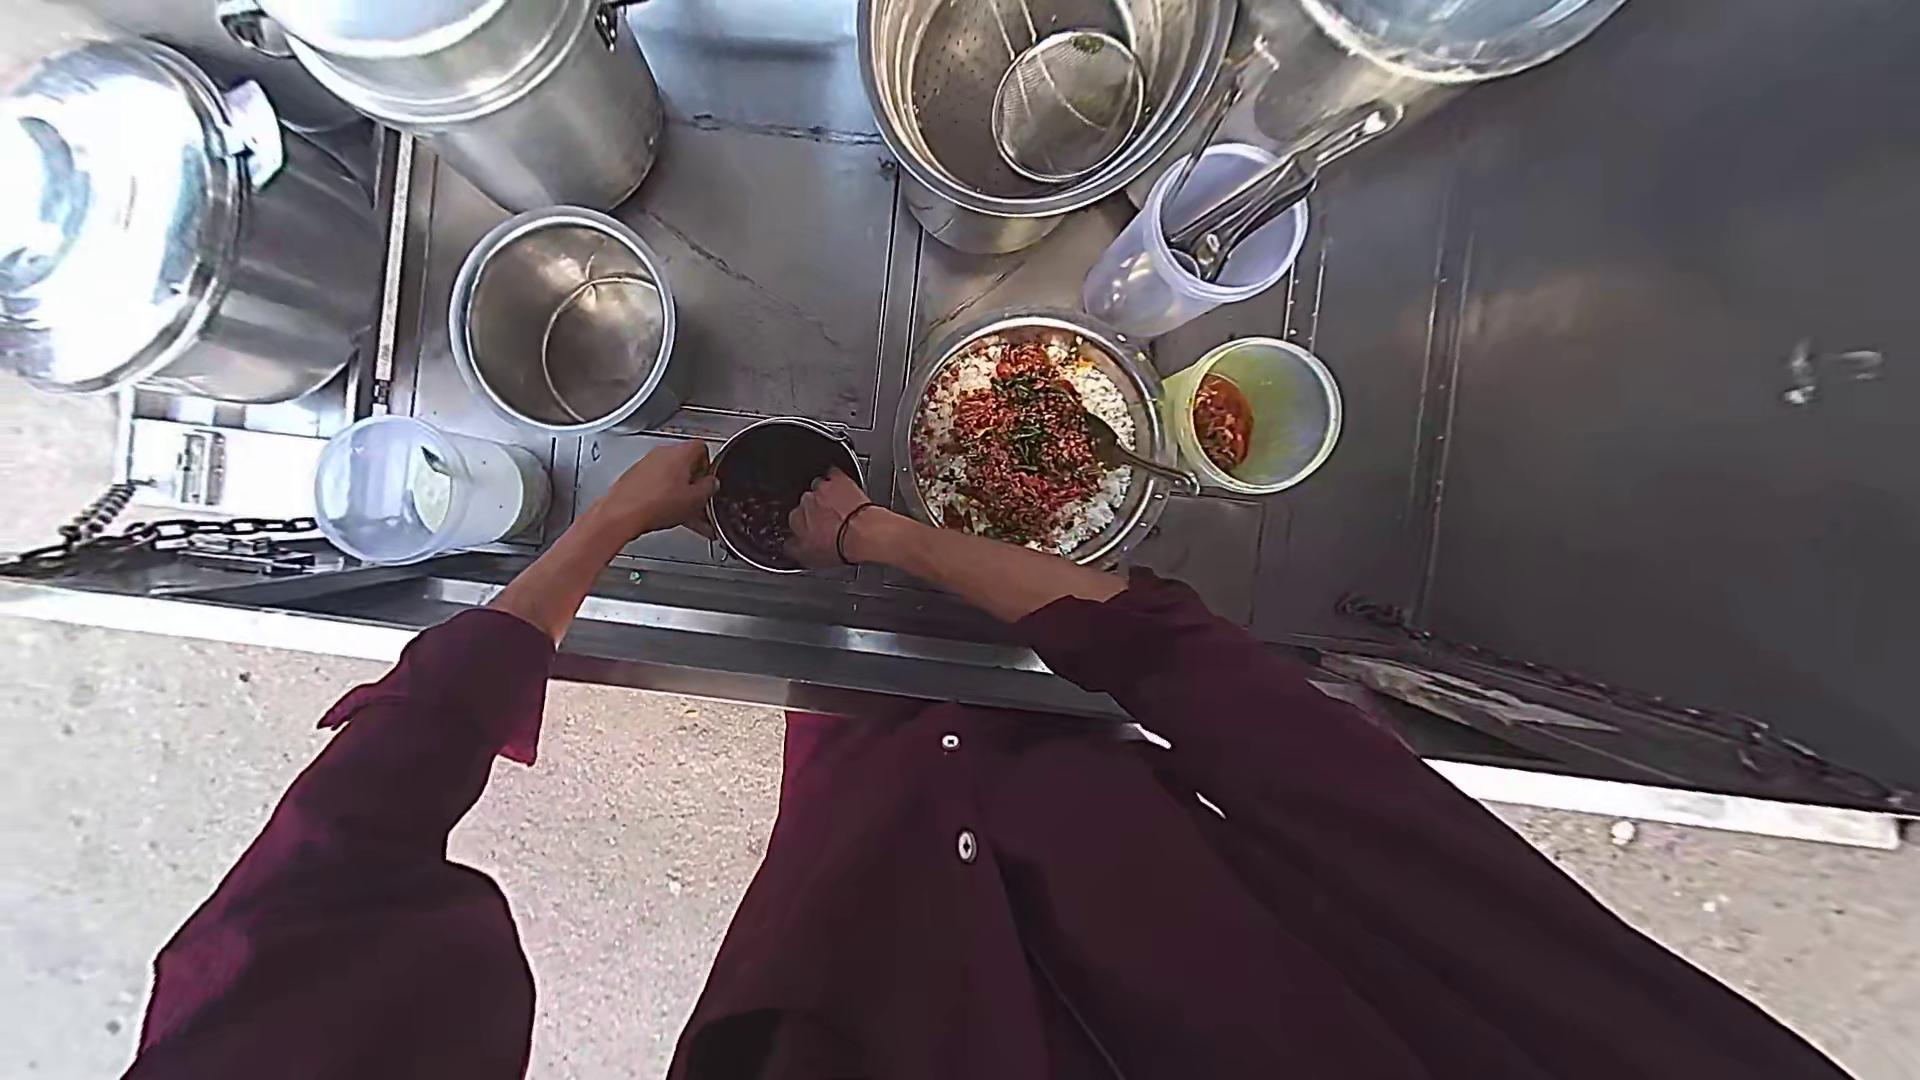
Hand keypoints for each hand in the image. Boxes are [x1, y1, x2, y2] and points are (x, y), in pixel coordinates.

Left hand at [585, 440, 718, 543]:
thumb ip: (709, 487)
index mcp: (679, 453)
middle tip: (700, 499)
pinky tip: (672, 515)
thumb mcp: (696, 499)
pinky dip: (667, 496)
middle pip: (686, 463)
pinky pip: (658, 484)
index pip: (702, 448)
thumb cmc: (654, 504)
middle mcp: (662, 454)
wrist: (621, 515)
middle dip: (695, 482)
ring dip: (682, 492)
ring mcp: (646, 465)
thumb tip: (711, 483)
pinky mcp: (635, 478)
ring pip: (672, 476)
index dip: (708, 465)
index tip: (708, 480)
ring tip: (688, 513)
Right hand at [787, 468, 891, 567]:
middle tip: (831, 520)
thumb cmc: (841, 546)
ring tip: (840, 506)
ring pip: (819, 488)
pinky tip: (844, 489)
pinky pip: (833, 474)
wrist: (864, 533)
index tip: (815, 529)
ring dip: (827, 495)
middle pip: (807, 503)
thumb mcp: (810, 558)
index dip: (806, 525)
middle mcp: (806, 502)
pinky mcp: (838, 480)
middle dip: (817, 510)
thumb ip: (794, 548)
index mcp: (796, 521)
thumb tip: (790, 546)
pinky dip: (837, 480)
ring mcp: (822, 490)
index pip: (794, 519)